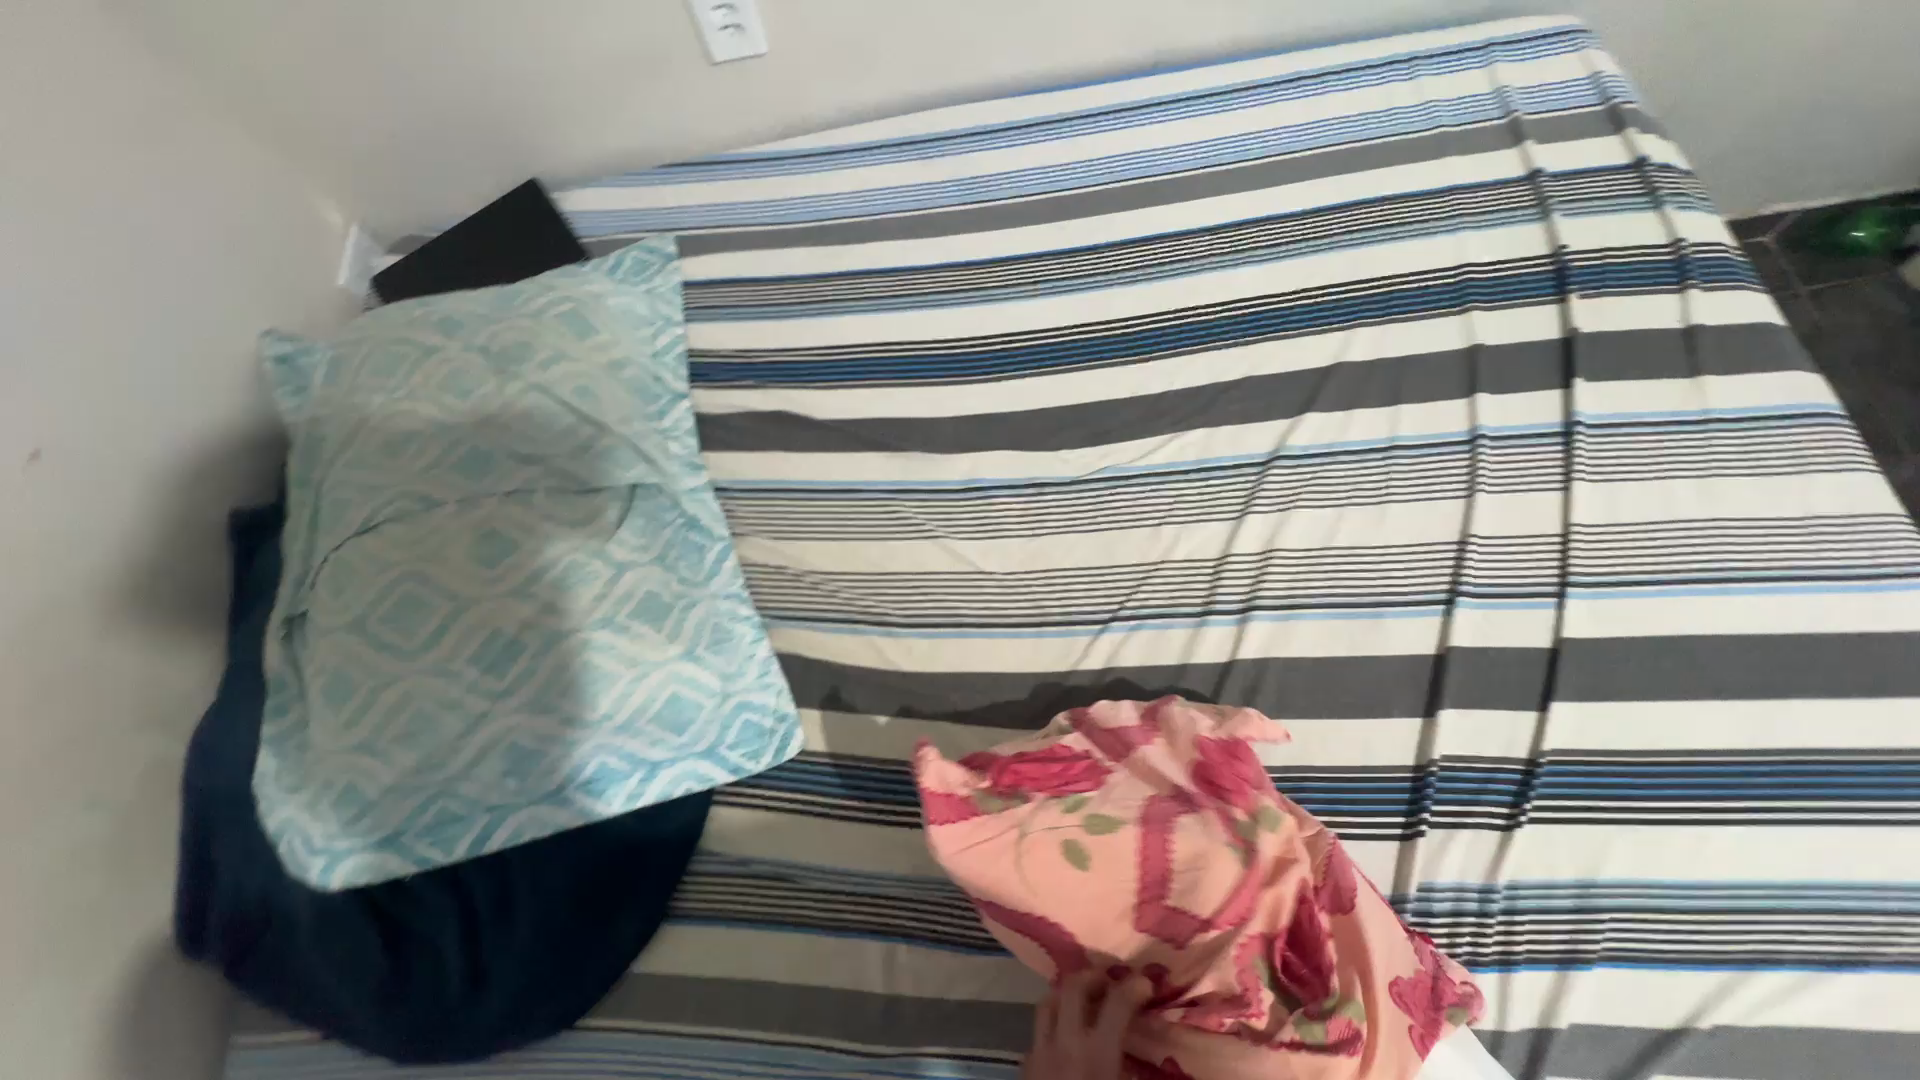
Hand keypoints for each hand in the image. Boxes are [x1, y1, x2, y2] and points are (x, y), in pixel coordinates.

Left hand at [1022, 971, 1153, 1079]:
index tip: (1145, 980)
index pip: (1117, 1004)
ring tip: (1085, 999)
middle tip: (1110, 980)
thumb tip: (1146, 1048)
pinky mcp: (1024, 1064)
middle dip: (1092, 976)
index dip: (1134, 986)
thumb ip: (1135, 1069)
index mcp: (1097, 1054)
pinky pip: (1038, 1032)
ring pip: (1048, 1002)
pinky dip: (1054, 1025)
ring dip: (1067, 994)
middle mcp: (1065, 1043)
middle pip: (1072, 987)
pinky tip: (1065, 1036)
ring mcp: (1038, 1050)